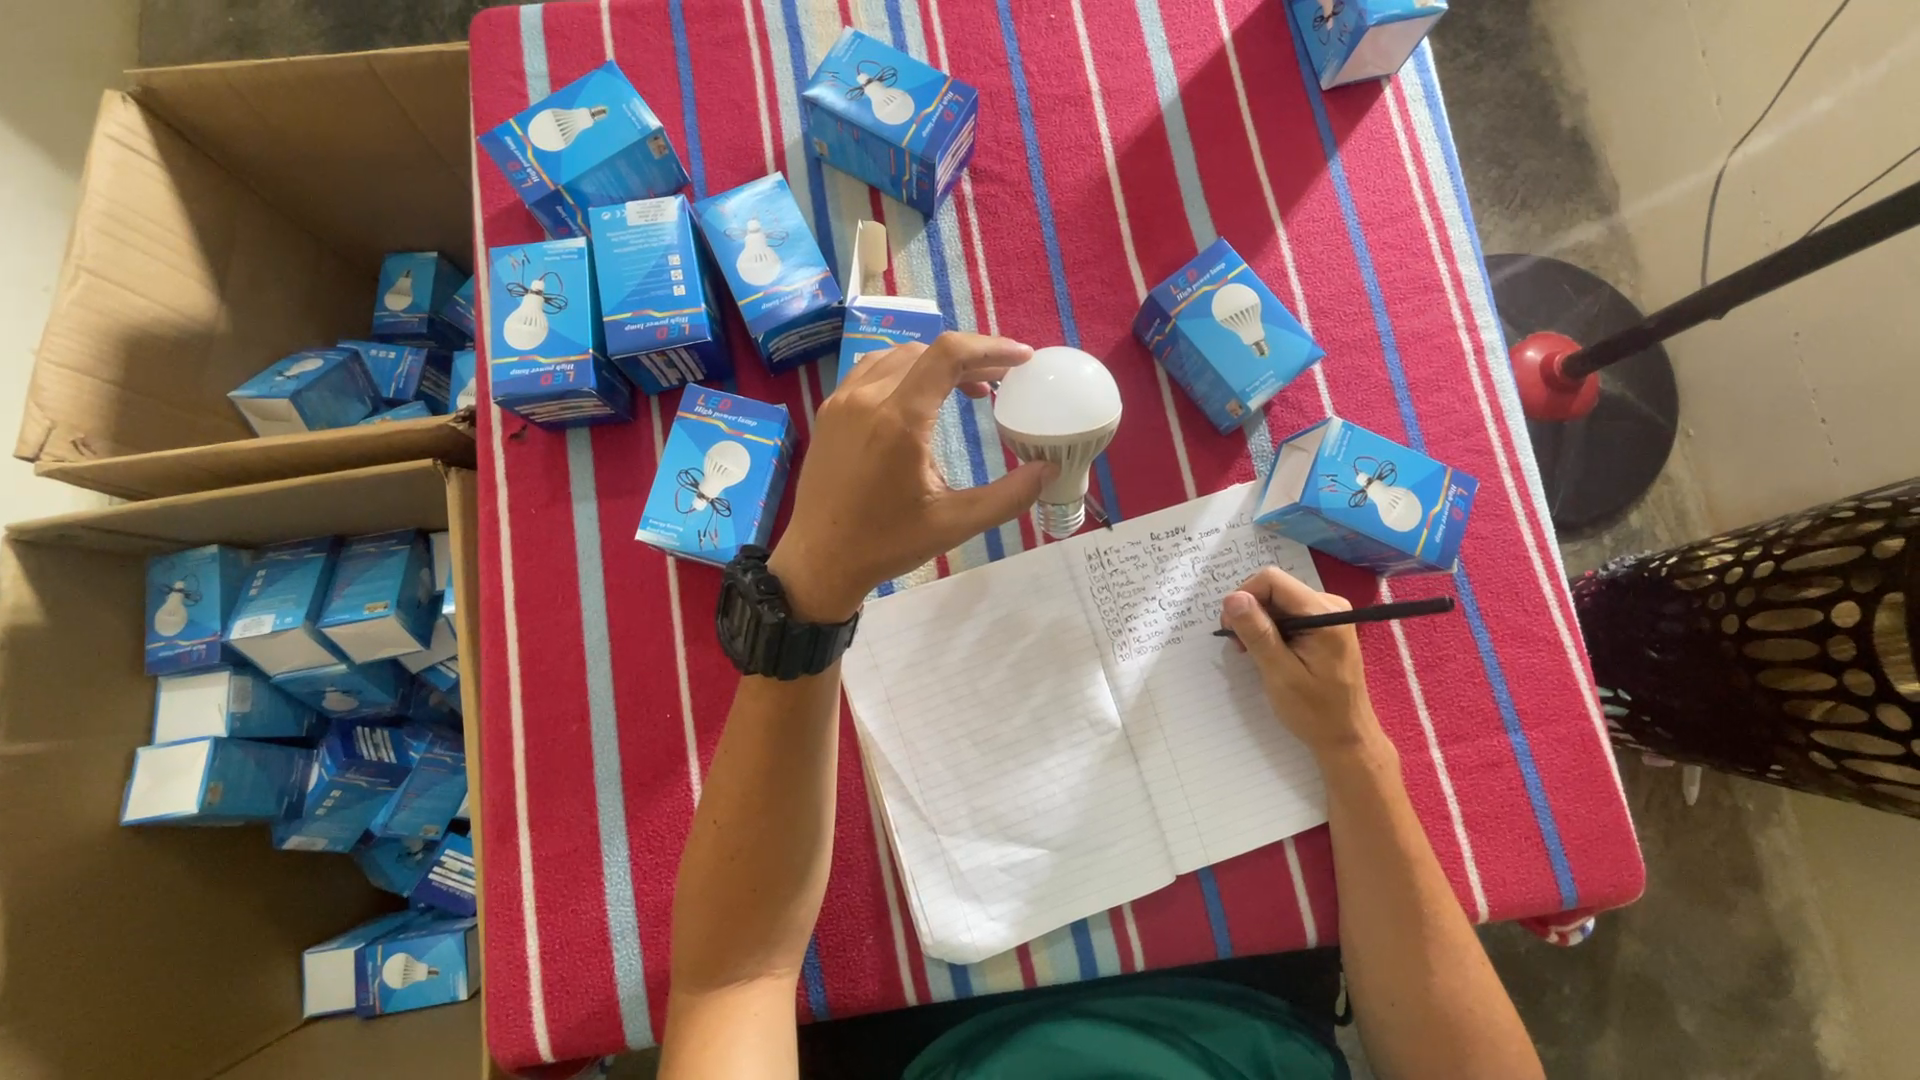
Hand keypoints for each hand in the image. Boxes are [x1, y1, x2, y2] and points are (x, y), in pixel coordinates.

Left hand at [770, 333, 1056, 620]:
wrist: (819, 561)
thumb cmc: (886, 544)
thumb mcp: (954, 524)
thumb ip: (1008, 497)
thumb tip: (1049, 470)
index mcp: (900, 422)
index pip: (949, 355)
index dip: (992, 348)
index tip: (1022, 359)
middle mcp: (867, 399)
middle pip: (926, 351)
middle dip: (970, 358)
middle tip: (1001, 383)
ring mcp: (842, 402)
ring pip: (897, 356)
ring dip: (936, 363)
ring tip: (966, 389)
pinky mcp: (829, 412)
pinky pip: (870, 370)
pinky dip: (904, 371)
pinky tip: (919, 397)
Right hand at [1219, 567, 1381, 756]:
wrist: (1346, 736)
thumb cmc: (1314, 711)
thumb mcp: (1279, 673)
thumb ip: (1257, 632)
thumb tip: (1232, 598)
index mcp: (1324, 613)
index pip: (1272, 580)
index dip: (1244, 596)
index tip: (1231, 628)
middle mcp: (1329, 604)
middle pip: (1274, 589)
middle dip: (1249, 612)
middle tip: (1239, 646)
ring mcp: (1327, 614)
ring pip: (1276, 601)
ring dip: (1257, 622)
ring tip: (1251, 652)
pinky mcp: (1322, 625)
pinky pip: (1286, 613)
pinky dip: (1269, 629)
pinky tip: (1266, 651)